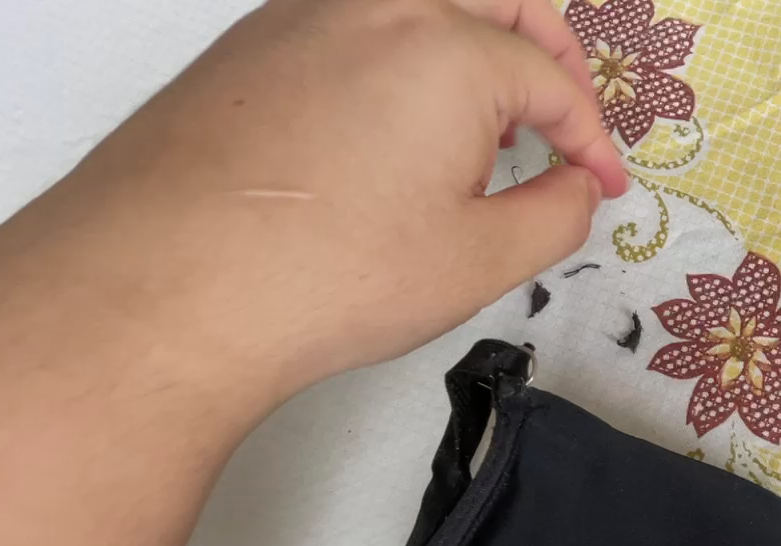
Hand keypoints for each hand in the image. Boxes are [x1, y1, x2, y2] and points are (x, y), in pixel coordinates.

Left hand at [0, 0, 627, 407]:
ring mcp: (301, 16)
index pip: (551, 79)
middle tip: (573, 122)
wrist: (173, 284)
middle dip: (552, 54)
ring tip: (499, 131)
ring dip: (483, 50)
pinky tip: (416, 133)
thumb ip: (560, 214)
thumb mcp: (489, 258)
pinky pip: (362, 25)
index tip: (607, 191)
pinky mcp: (254, 46)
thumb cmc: (354, 272)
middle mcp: (372, 7)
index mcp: (444, 51)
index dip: (593, 139)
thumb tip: (579, 185)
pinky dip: (418, 59)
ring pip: (421, 3)